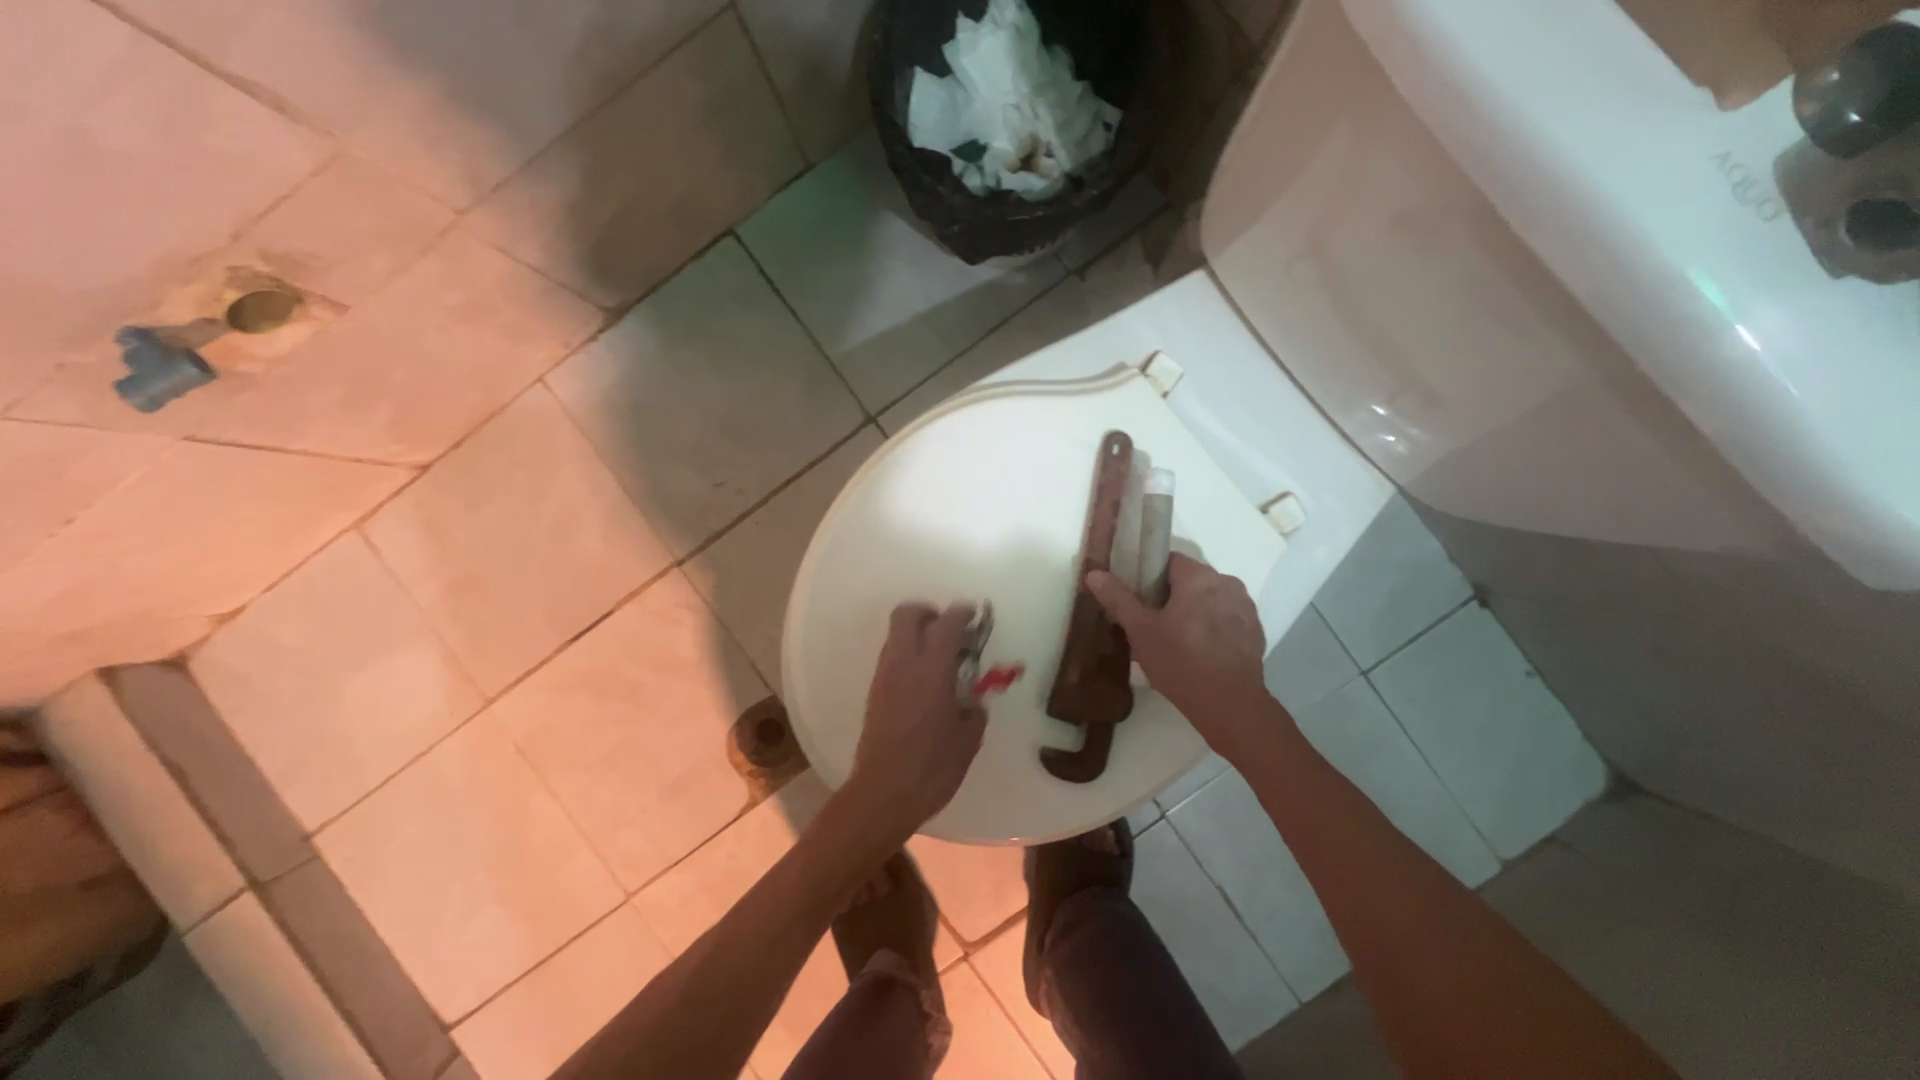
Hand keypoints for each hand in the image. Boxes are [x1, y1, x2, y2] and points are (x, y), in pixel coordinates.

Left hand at [841, 602, 987, 836]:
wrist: (884, 793)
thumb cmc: (933, 767)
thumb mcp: (968, 739)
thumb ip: (972, 711)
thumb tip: (971, 703)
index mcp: (931, 671)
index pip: (946, 624)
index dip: (961, 614)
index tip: (973, 616)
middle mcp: (903, 665)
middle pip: (906, 615)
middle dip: (928, 613)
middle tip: (949, 630)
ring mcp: (883, 679)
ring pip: (895, 637)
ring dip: (916, 637)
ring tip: (940, 661)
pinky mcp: (874, 695)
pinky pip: (891, 661)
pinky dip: (908, 659)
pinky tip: (925, 685)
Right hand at [1087, 555, 1284, 760]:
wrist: (1228, 702)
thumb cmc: (1179, 661)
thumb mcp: (1140, 630)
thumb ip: (1118, 598)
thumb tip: (1094, 574)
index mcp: (1198, 576)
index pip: (1169, 561)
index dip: (1149, 577)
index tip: (1139, 600)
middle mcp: (1227, 582)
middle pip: (1191, 580)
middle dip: (1173, 597)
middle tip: (1153, 625)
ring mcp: (1245, 606)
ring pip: (1211, 600)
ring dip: (1195, 611)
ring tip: (1177, 641)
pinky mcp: (1255, 630)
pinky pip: (1227, 619)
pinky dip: (1214, 628)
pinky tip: (1201, 652)